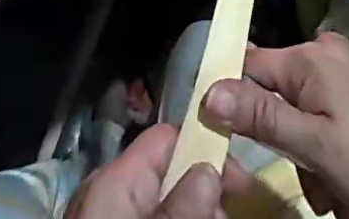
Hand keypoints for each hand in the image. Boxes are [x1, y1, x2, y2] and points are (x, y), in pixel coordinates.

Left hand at [65, 123, 252, 218]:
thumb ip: (181, 209)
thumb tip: (208, 169)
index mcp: (115, 181)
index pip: (168, 138)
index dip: (207, 149)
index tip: (238, 185)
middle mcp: (110, 195)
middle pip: (172, 175)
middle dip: (204, 199)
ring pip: (166, 207)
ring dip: (195, 216)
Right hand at [198, 33, 348, 218]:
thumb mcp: (314, 145)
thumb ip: (262, 116)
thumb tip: (212, 91)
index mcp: (314, 56)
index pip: (251, 64)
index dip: (233, 98)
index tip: (224, 136)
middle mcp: (329, 54)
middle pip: (275, 94)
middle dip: (282, 140)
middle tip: (308, 173)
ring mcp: (347, 74)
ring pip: (298, 117)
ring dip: (306, 157)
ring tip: (333, 186)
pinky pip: (322, 121)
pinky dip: (326, 155)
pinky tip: (346, 181)